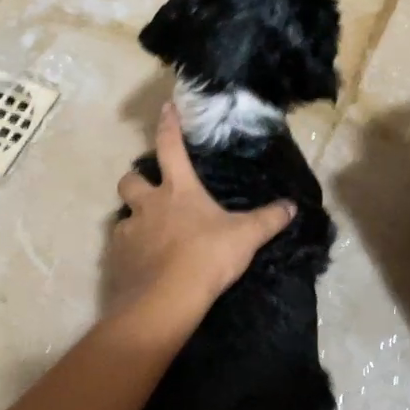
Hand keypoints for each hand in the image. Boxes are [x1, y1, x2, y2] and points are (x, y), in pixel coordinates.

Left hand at [106, 105, 295, 314]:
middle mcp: (148, 205)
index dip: (168, 125)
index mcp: (178, 190)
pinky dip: (130, 250)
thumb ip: (269, 219)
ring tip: (149, 231)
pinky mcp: (117, 260)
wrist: (165, 302)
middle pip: (131, 180)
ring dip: (134, 217)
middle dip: (137, 179)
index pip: (170, 147)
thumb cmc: (206, 257)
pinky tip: (144, 262)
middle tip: (150, 188)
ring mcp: (129, 232)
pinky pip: (120, 247)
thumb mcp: (246, 237)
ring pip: (123, 214)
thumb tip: (291, 206)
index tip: (166, 107)